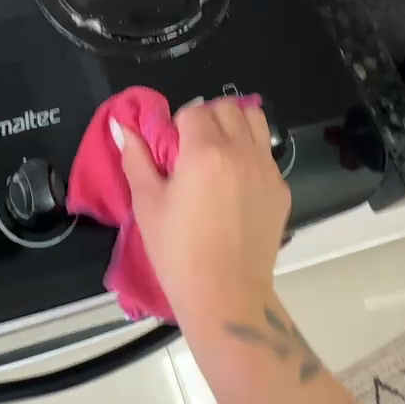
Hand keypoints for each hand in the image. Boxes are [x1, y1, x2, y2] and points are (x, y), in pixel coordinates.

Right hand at [117, 98, 288, 327]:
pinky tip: (233, 184)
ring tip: (216, 154)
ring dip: (233, 125)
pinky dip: (249, 153)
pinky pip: (265, 153)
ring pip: (254, 120)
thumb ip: (136, 158)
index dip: (176, 125)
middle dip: (205, 118)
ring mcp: (266, 170)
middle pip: (227, 108)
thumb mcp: (146, 203)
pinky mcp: (280, 189)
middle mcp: (241, 152)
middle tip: (189, 149)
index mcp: (205, 152)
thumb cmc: (177, 251)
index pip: (193, 111)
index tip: (168, 151)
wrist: (225, 295)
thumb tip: (123, 127)